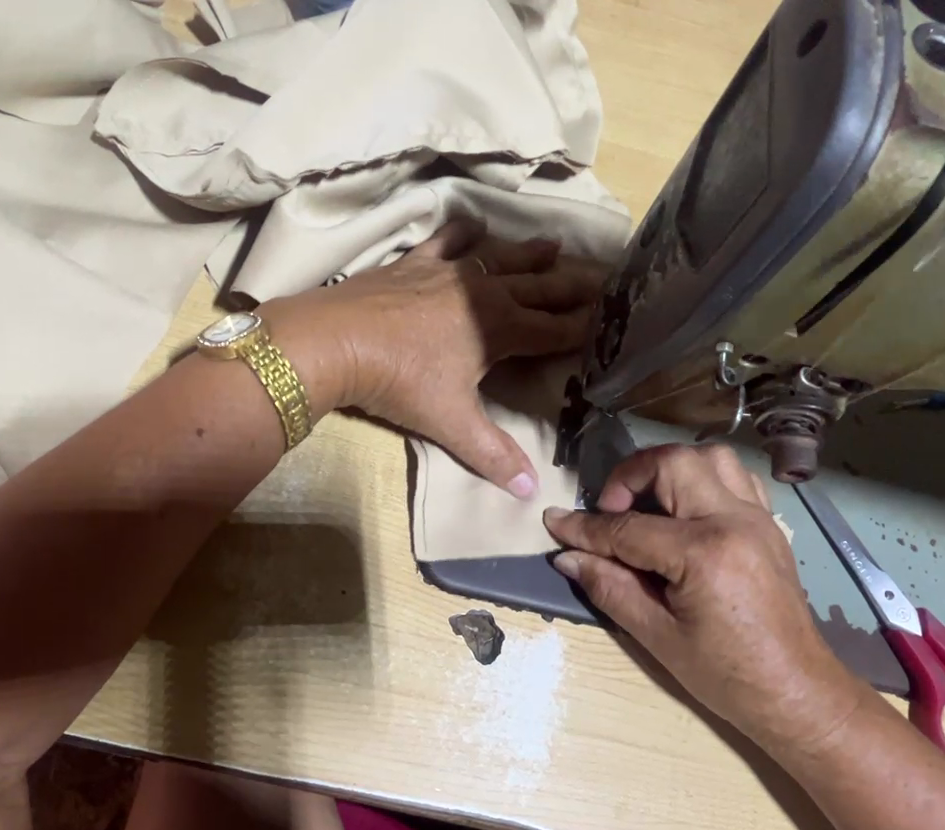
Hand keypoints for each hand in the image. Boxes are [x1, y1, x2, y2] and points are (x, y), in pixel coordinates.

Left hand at [261, 219, 603, 498]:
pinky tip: (471, 223)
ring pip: (499, 259)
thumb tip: (531, 491)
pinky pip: (445, 240)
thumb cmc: (399, 382)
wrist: (335, 340)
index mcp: (499, 329)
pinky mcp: (412, 263)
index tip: (608, 322)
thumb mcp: (450, 423)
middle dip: (570, 286)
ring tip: (553, 245)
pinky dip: (462, 232)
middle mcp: (482, 293)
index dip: (581, 328)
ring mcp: (446, 272)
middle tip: (601, 277)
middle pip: (537, 288)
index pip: (552, 330)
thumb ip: (492, 454)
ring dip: (528, 254)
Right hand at [543, 444, 870, 749]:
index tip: (554, 522)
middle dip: (630, 477)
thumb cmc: (724, 674)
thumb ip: (609, 587)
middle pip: (673, 465)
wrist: (795, 690)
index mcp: (704, 554)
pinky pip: (735, 479)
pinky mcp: (768, 527)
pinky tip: (682, 512)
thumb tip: (568, 556)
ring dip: (669, 471)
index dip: (584, 527)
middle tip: (608, 510)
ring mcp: (758, 519)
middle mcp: (735, 522)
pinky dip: (702, 482)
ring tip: (645, 505)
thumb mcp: (656, 636)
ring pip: (710, 458)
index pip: (628, 528)